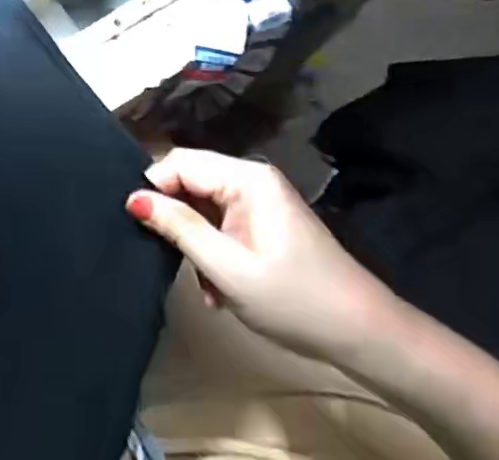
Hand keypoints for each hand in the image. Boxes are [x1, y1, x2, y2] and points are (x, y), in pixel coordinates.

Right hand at [126, 149, 401, 363]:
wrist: (365, 335)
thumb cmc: (296, 301)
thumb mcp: (229, 269)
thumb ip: (180, 228)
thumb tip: (133, 198)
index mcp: (247, 178)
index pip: (180, 162)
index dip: (153, 188)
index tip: (138, 224)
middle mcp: (251, 179)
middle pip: (190, 182)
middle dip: (176, 220)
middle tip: (172, 259)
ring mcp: (259, 200)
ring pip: (202, 205)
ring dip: (194, 243)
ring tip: (205, 284)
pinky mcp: (262, 222)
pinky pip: (220, 222)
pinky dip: (212, 251)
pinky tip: (218, 286)